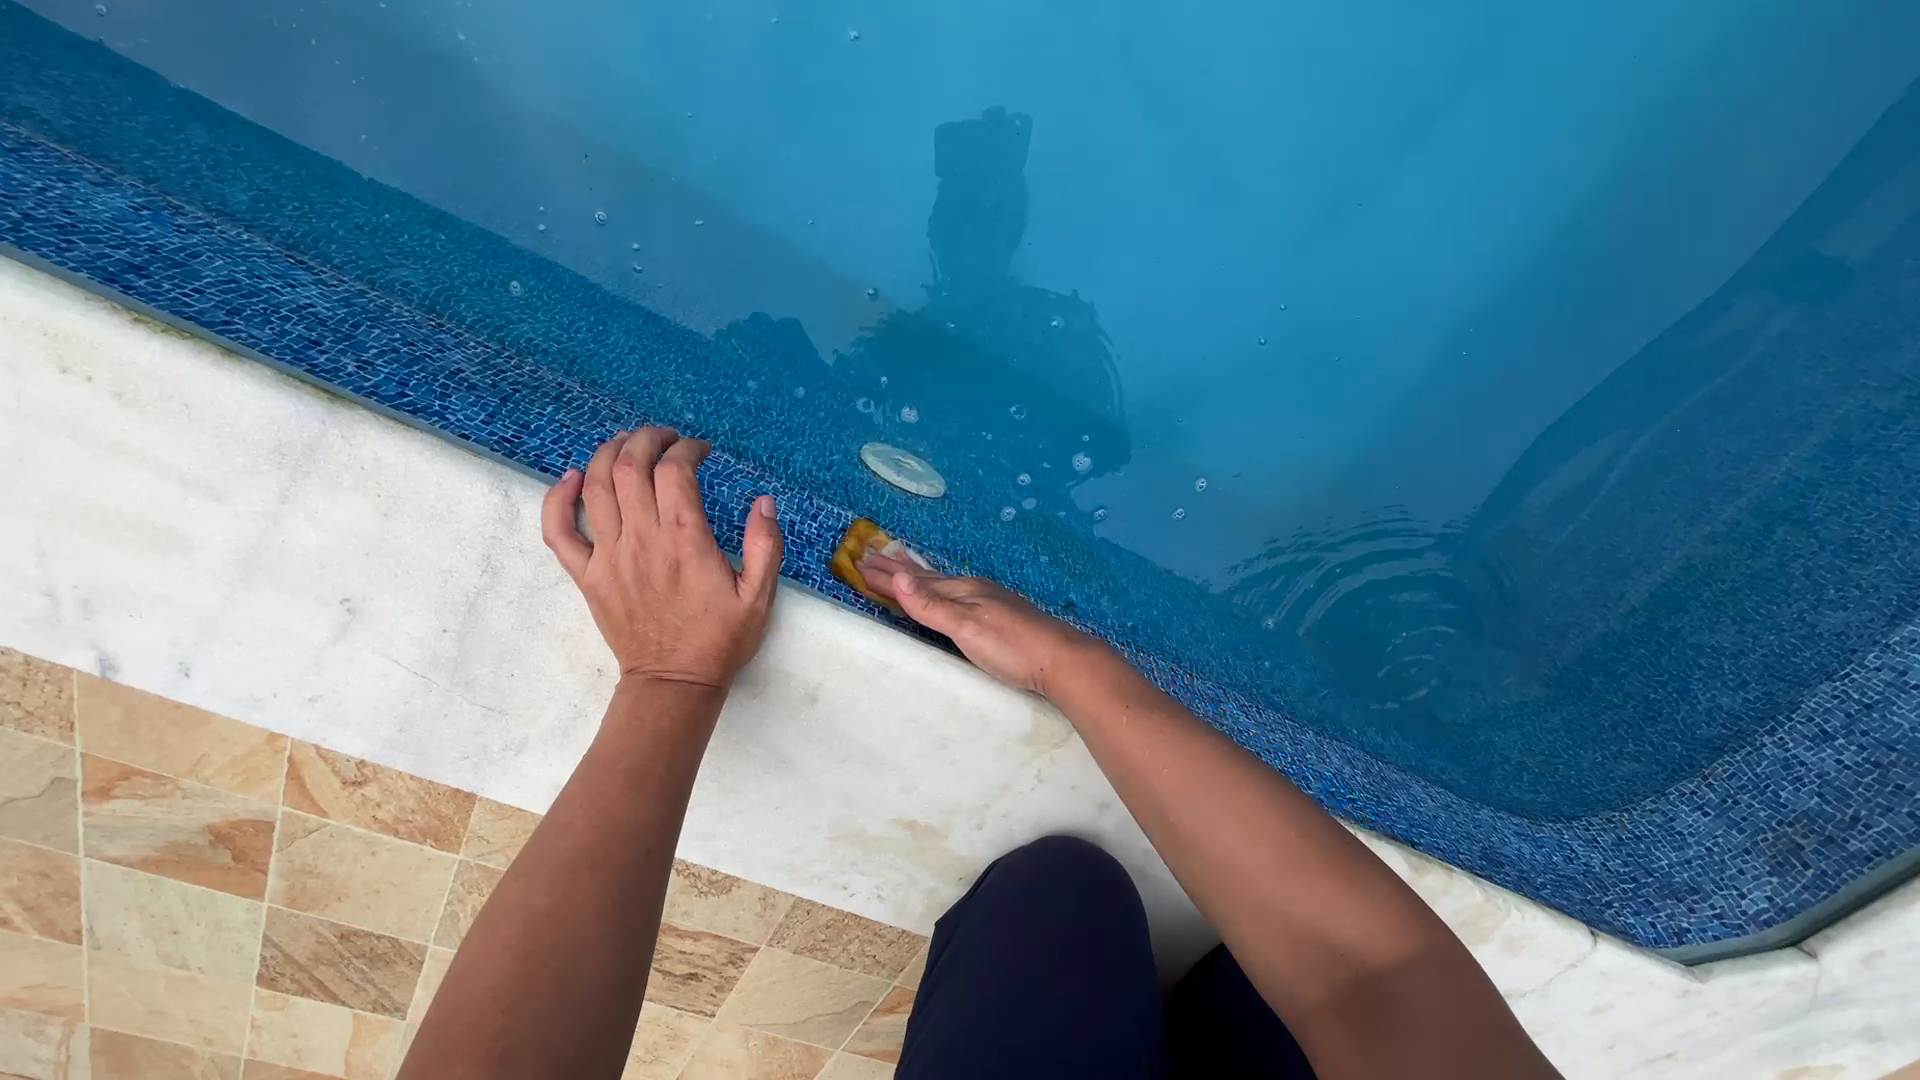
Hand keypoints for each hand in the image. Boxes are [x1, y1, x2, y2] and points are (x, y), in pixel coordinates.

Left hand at [542, 428, 783, 690]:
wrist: (674, 682)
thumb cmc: (721, 639)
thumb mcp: (760, 595)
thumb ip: (765, 545)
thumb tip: (763, 502)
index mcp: (685, 540)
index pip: (675, 471)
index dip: (687, 449)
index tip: (702, 450)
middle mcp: (642, 539)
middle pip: (630, 466)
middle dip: (647, 439)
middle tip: (666, 438)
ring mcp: (608, 556)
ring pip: (595, 486)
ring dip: (609, 453)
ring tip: (628, 444)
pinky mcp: (587, 575)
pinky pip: (559, 530)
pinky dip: (559, 498)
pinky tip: (573, 478)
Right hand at [855, 552, 1100, 695]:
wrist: (1061, 659)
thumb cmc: (1012, 648)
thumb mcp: (966, 628)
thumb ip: (932, 606)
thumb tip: (898, 578)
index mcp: (963, 591)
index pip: (915, 581)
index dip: (887, 576)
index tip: (859, 565)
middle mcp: (974, 590)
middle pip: (927, 577)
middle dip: (896, 570)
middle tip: (869, 557)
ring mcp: (989, 600)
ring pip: (943, 582)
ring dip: (917, 576)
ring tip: (902, 566)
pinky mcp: (999, 614)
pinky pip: (957, 592)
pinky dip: (939, 587)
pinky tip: (947, 592)